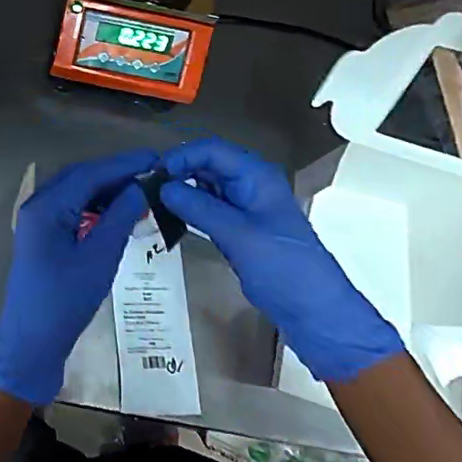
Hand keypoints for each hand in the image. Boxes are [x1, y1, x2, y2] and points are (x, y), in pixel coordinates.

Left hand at [0, 149, 156, 404]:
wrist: (31, 345)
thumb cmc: (65, 301)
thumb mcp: (99, 257)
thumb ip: (120, 217)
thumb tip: (140, 187)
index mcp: (46, 207)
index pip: (90, 173)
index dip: (124, 164)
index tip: (156, 159)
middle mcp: (38, 207)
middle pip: (81, 178)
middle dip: (116, 173)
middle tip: (152, 173)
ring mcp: (38, 223)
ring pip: (76, 193)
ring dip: (107, 190)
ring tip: (141, 192)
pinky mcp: (43, 239)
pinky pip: (72, 211)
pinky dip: (96, 208)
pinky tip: (118, 214)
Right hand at [158, 138, 402, 381]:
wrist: (315, 312)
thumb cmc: (283, 268)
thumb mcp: (238, 234)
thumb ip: (200, 207)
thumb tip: (164, 187)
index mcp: (257, 177)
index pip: (212, 150)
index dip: (182, 156)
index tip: (153, 173)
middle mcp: (251, 186)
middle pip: (209, 165)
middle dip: (179, 171)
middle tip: (146, 189)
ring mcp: (246, 208)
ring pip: (208, 187)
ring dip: (182, 191)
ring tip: (152, 202)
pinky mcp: (241, 230)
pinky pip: (211, 209)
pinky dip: (191, 210)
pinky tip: (172, 219)